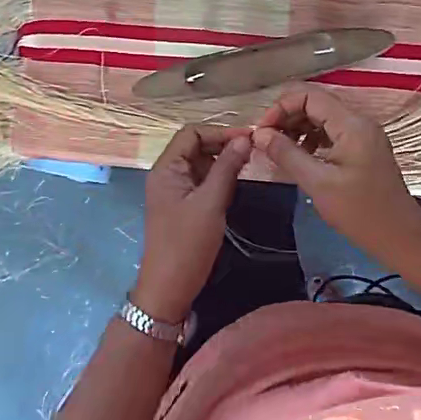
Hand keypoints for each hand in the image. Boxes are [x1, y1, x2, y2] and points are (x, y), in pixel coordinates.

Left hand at [134, 125, 251, 322]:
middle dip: (223, 145)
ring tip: (251, 164)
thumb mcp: (211, 203)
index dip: (220, 131)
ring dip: (223, 162)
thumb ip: (227, 168)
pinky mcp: (182, 206)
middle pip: (195, 146)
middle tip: (254, 151)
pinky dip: (218, 178)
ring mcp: (173, 191)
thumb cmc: (187, 244)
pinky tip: (237, 182)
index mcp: (166, 168)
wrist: (169, 287)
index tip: (250, 138)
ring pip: (199, 164)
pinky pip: (201, 182)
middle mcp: (166, 174)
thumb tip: (244, 139)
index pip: (191, 133)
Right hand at [253, 87, 420, 263]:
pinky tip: (298, 159)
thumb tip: (259, 134)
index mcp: (351, 125)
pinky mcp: (362, 149)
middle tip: (265, 142)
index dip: (280, 107)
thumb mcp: (317, 183)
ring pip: (321, 118)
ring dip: (296, 129)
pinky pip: (330, 133)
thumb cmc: (359, 212)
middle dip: (286, 118)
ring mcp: (362, 135)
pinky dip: (309, 140)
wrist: (400, 237)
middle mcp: (359, 122)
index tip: (261, 132)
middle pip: (315, 103)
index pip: (309, 95)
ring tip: (277, 151)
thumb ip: (286, 154)